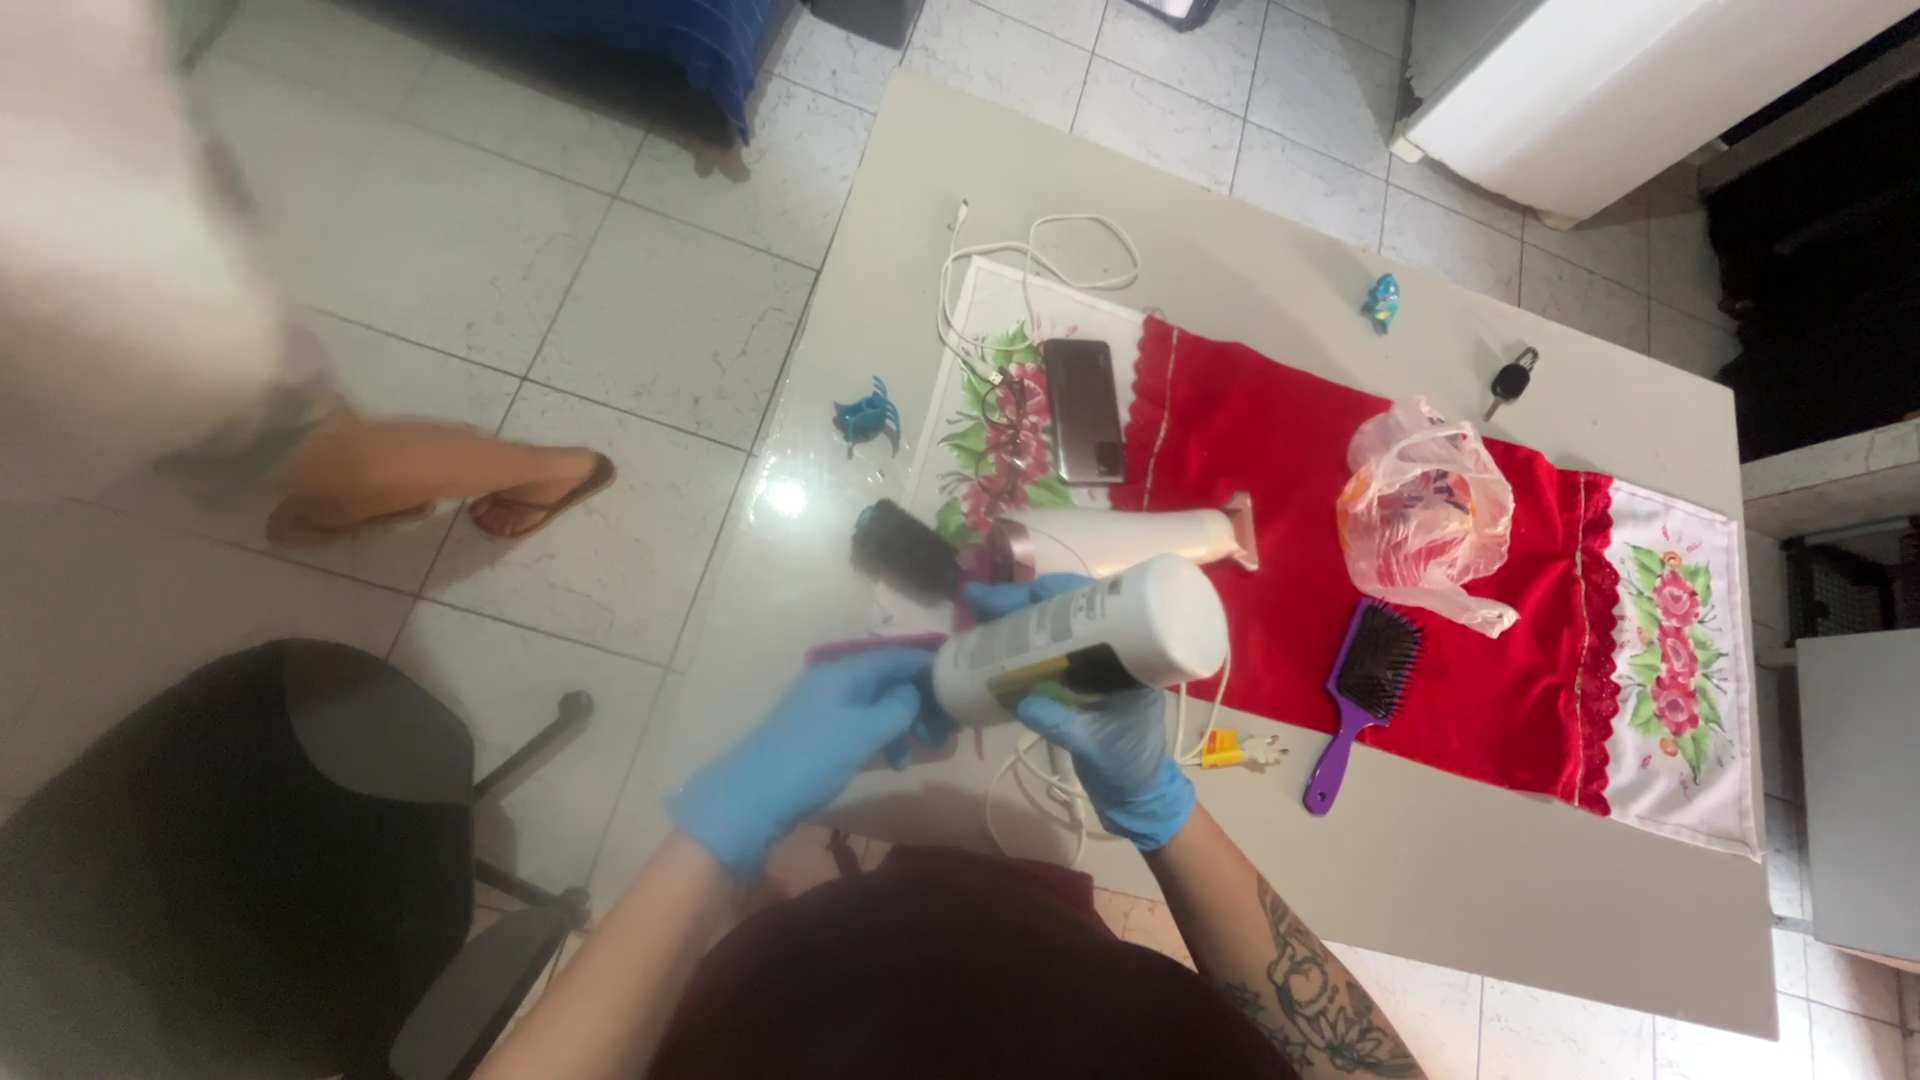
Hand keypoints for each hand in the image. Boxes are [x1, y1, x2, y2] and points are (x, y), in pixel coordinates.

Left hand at [667, 648, 934, 879]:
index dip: (927, 664)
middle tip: (947, 726)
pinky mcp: (820, 734)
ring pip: (877, 704)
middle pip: (888, 680)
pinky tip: (895, 762)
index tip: (959, 678)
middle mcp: (834, 682)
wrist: (751, 799)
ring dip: (904, 722)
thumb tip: (915, 690)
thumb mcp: (862, 732)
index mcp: (843, 671)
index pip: (895, 655)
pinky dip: (883, 737)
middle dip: (920, 700)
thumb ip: (897, 707)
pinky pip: (863, 725)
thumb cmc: (811, 758)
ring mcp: (825, 708)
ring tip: (924, 750)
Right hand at [963, 577, 1195, 850]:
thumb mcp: (1095, 746)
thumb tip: (1025, 701)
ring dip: (1016, 616)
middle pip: (1064, 609)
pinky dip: (1020, 641)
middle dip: (1022, 600)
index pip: (1094, 607)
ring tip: (980, 609)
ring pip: (1052, 626)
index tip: (1022, 593)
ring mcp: (1092, 665)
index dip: (1056, 594)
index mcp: (1130, 656)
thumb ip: (1063, 726)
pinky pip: (1046, 650)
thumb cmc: (1128, 767)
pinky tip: (993, 639)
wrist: (1137, 795)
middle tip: (982, 599)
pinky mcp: (1076, 681)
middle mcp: (1112, 651)